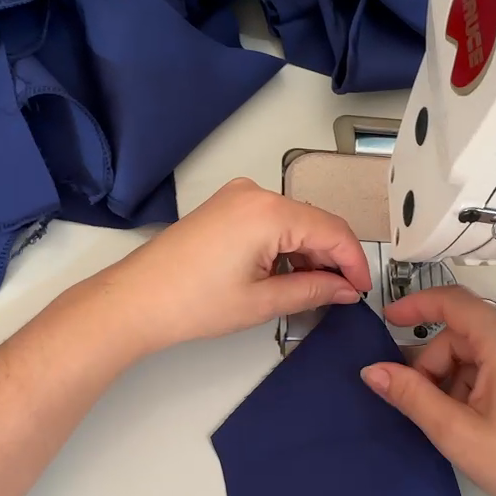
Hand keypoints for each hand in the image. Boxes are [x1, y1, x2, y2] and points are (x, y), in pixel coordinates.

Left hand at [87, 179, 372, 354]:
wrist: (135, 301)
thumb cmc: (189, 301)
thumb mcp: (262, 302)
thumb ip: (313, 290)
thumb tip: (343, 289)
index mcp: (269, 212)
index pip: (333, 231)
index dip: (354, 263)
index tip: (360, 289)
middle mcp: (254, 194)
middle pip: (315, 222)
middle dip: (332, 258)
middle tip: (340, 294)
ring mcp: (235, 197)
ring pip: (293, 222)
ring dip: (308, 253)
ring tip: (310, 291)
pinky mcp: (223, 207)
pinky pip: (269, 221)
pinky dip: (284, 246)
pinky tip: (283, 275)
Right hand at [359, 286, 495, 495]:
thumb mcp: (457, 433)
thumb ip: (411, 396)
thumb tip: (373, 371)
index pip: (453, 302)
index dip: (415, 306)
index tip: (388, 321)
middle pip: (465, 332)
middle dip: (435, 363)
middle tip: (423, 405)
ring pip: (482, 350)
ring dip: (457, 377)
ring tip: (456, 423)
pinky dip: (479, 383)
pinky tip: (477, 421)